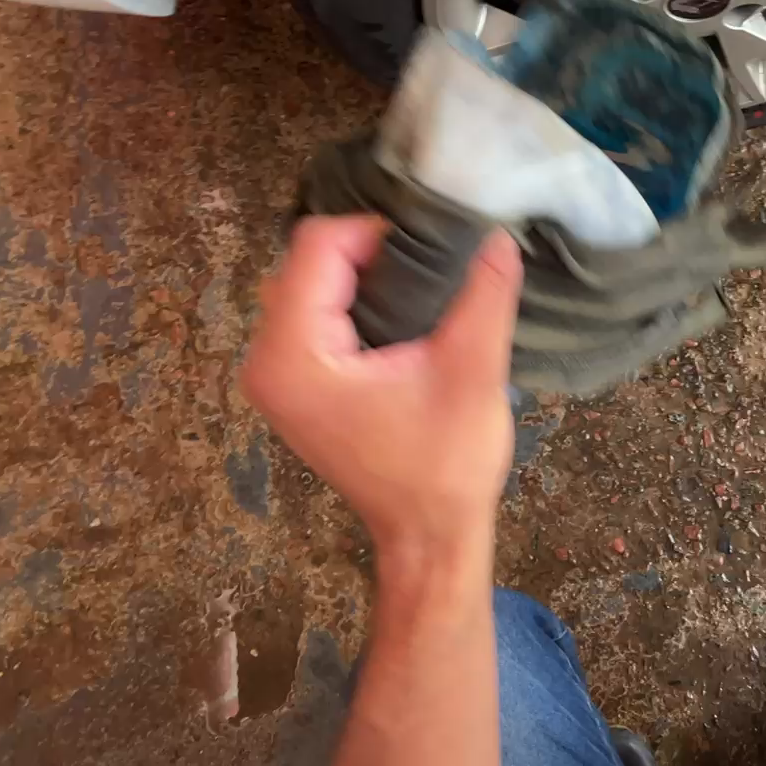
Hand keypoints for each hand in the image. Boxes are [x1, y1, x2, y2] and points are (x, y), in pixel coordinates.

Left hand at [241, 216, 524, 556]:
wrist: (429, 533)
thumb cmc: (447, 463)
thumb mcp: (474, 373)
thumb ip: (486, 298)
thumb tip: (498, 236)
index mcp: (296, 357)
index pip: (317, 249)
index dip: (375, 233)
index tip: (430, 250)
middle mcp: (267, 363)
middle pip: (305, 263)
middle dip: (367, 252)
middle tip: (428, 267)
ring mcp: (276, 378)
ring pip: (306, 285)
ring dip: (359, 274)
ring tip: (418, 287)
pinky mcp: (295, 387)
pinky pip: (310, 314)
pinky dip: (350, 299)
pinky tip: (396, 313)